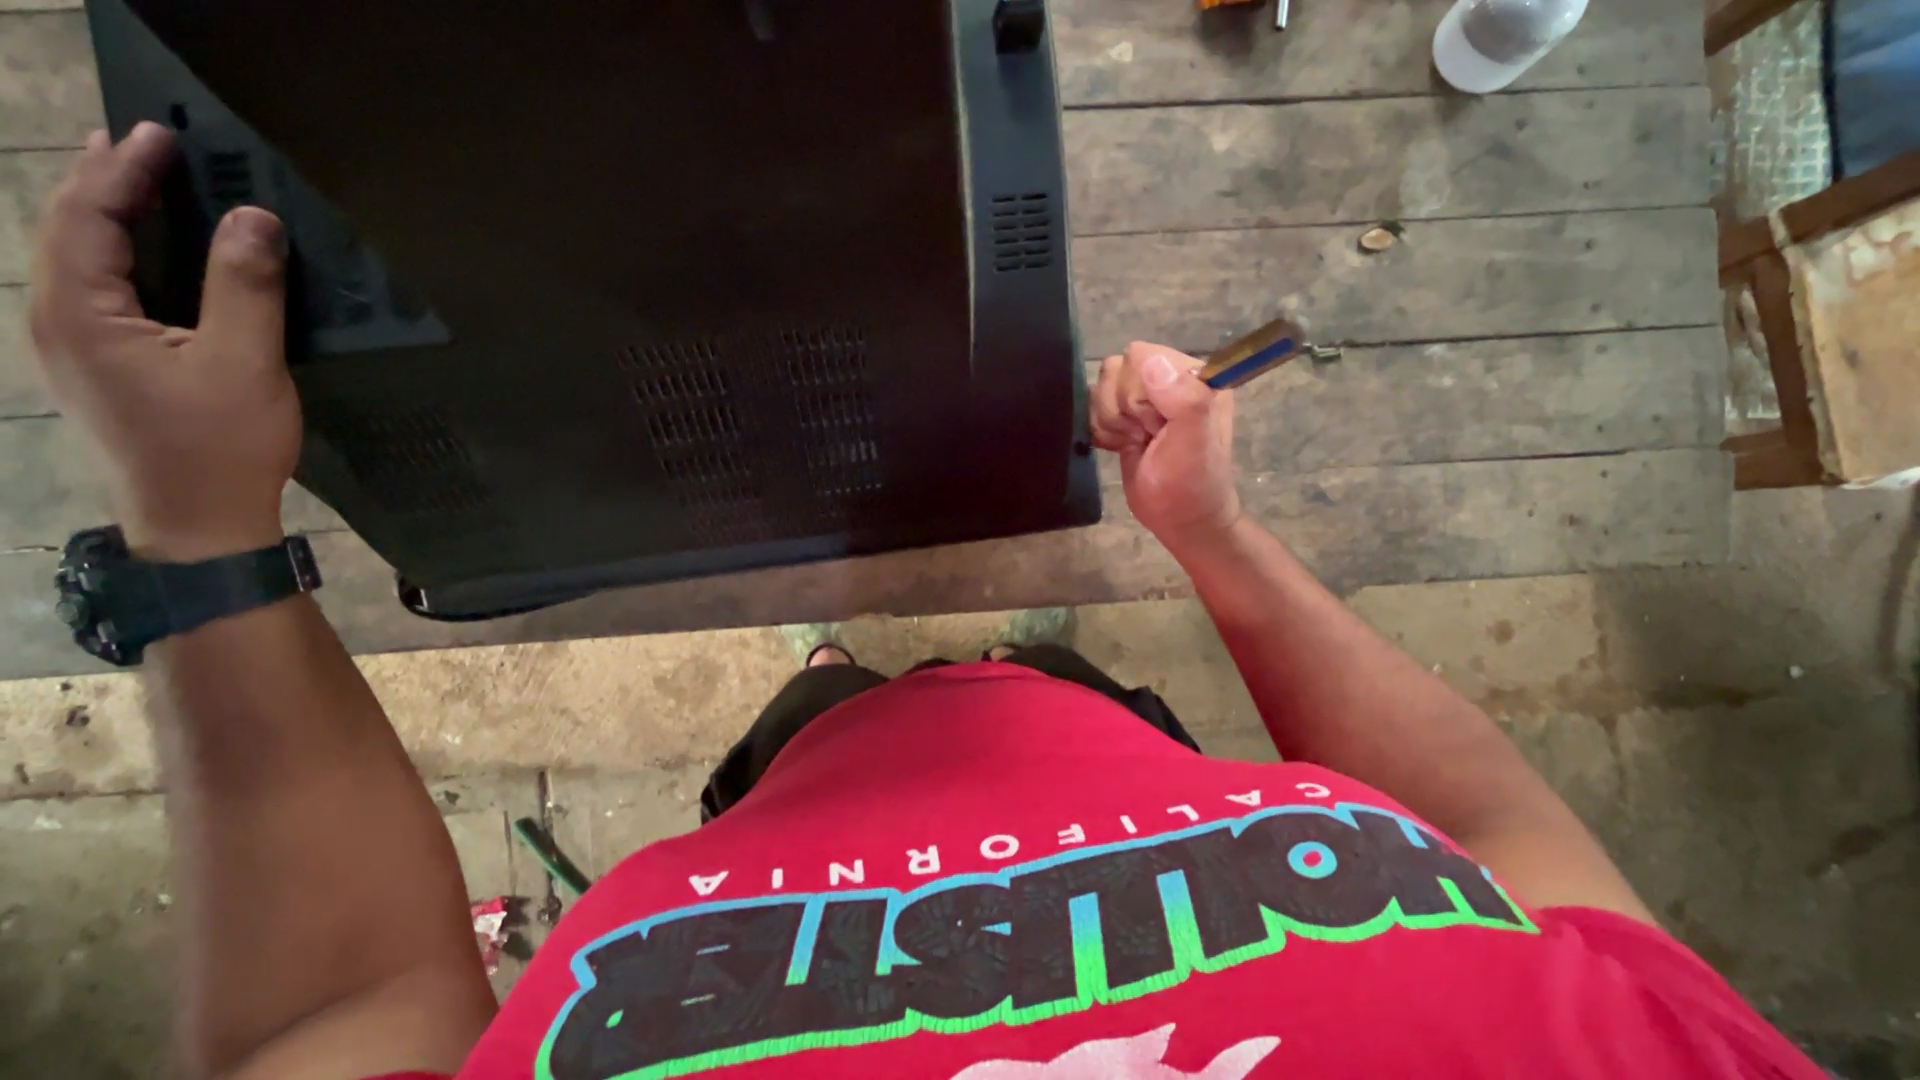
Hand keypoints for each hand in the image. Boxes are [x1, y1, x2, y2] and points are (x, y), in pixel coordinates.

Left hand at [30, 122, 299, 560]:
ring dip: (109, 215)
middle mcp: (56, 321)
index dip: (122, 171)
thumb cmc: (220, 445)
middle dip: (103, 181)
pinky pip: (98, 290)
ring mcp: (73, 347)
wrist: (200, 523)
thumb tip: (252, 218)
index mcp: (79, 313)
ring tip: (142, 182)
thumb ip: (244, 287)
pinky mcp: (101, 366)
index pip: (86, 217)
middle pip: (66, 231)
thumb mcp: (244, 362)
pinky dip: (121, 255)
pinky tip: (150, 251)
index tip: (161, 134)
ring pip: (77, 260)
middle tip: (144, 143)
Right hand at [1090, 341, 1241, 552]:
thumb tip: (1153, 362)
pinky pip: (1095, 404)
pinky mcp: (1127, 414)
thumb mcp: (1194, 446)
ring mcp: (1147, 397)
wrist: (1179, 521)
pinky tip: (1123, 445)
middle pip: (1117, 370)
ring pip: (1102, 386)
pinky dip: (1102, 429)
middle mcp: (1171, 378)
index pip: (1142, 356)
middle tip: (1146, 436)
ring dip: (1111, 420)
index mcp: (1195, 375)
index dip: (1138, 392)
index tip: (1155, 424)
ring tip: (1136, 441)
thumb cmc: (1189, 486)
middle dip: (1123, 409)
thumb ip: (1184, 401)